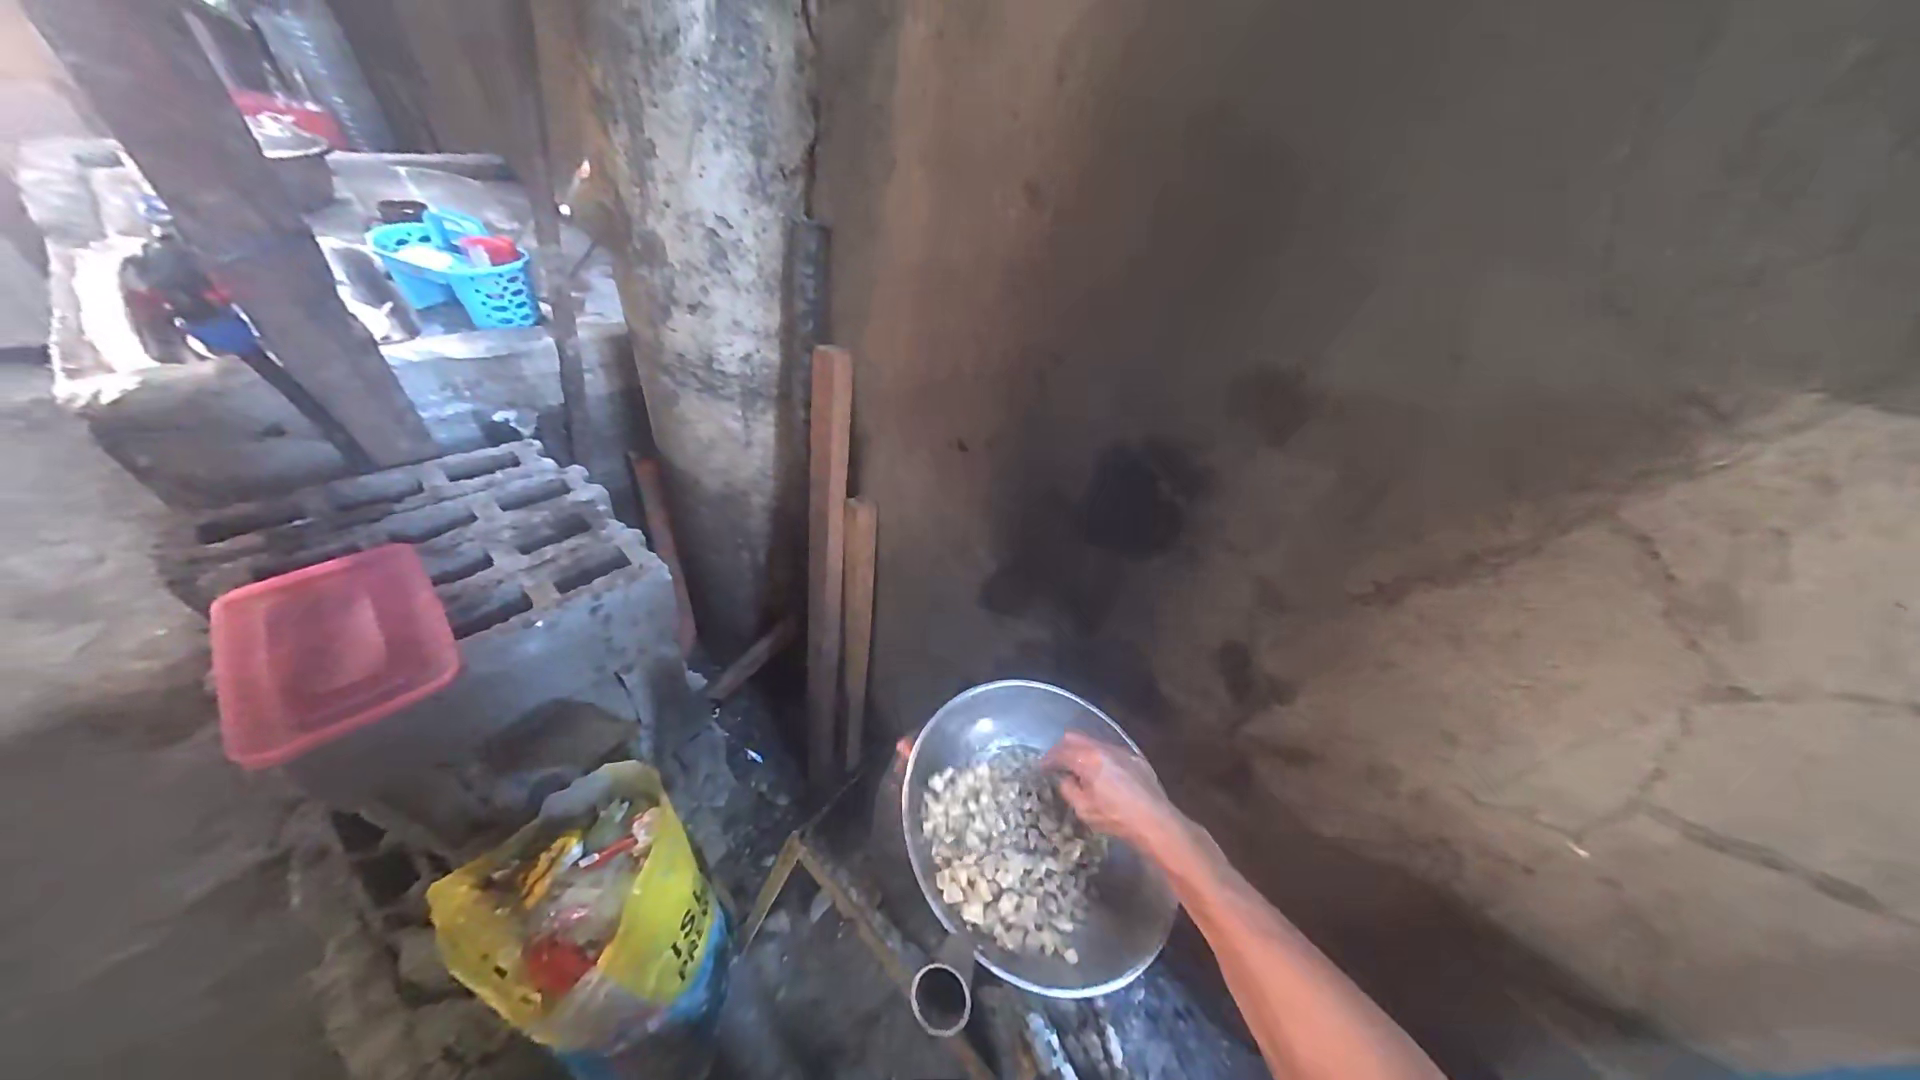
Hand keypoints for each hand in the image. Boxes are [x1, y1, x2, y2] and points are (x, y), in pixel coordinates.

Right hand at [1044, 731, 1180, 850]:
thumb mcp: (1084, 809)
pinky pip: (1111, 752)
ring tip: (1079, 769)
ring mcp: (1122, 751)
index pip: (1060, 752)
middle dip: (1062, 749)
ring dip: (1082, 752)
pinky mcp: (1136, 759)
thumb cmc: (1116, 817)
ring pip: (1094, 743)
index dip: (1048, 759)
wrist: (1156, 822)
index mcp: (1087, 759)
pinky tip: (1104, 775)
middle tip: (1057, 763)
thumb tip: (1065, 779)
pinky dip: (1101, 758)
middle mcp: (1104, 748)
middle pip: (1075, 738)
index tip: (1042, 767)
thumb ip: (1068, 789)